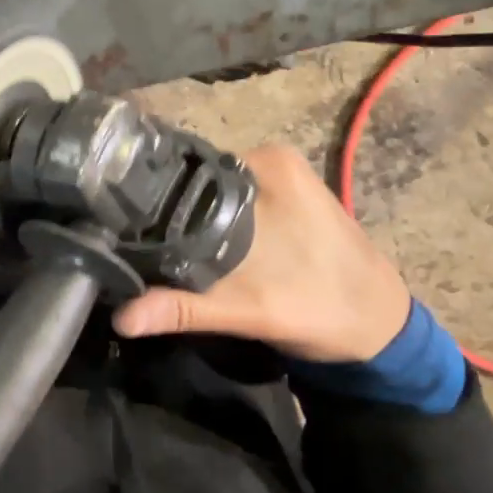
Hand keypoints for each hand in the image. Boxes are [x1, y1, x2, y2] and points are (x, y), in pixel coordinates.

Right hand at [112, 144, 412, 362]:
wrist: (383, 331)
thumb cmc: (326, 310)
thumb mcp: (249, 311)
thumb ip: (185, 309)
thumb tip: (122, 318)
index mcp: (266, 167)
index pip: (180, 172)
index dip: (143, 203)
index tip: (109, 229)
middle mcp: (266, 162)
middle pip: (187, 184)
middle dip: (158, 214)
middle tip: (120, 246)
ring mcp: (273, 179)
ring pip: (201, 196)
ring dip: (178, 223)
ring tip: (144, 251)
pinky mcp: (277, 199)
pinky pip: (220, 206)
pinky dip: (200, 226)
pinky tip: (182, 249)